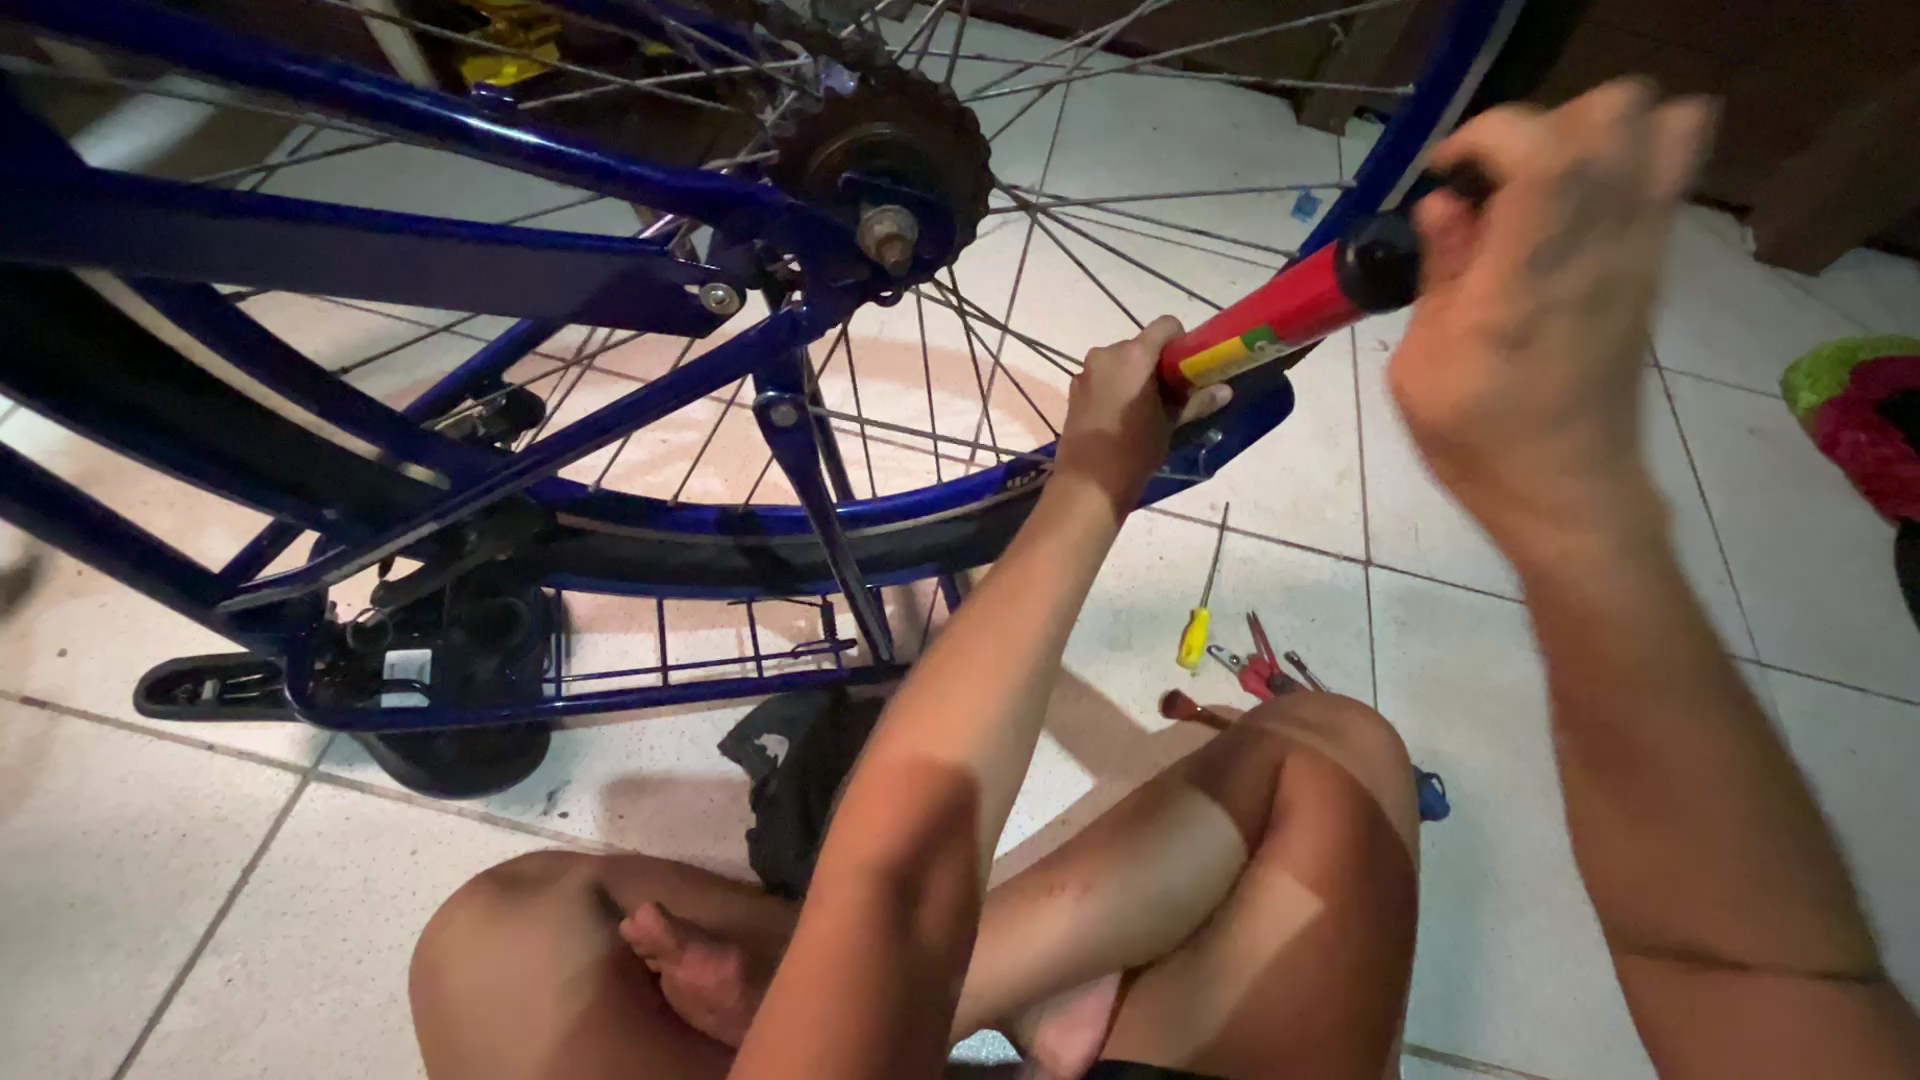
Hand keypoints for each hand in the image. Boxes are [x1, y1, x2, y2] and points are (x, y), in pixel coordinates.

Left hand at [1054, 315, 1231, 509]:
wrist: (1088, 482)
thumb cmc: (1135, 450)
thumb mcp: (1170, 424)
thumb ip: (1196, 401)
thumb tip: (1226, 390)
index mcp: (1134, 354)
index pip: (1165, 325)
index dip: (1179, 342)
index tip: (1185, 368)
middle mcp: (1106, 354)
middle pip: (1139, 345)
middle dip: (1154, 363)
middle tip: (1167, 393)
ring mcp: (1085, 372)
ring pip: (1118, 362)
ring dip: (1132, 376)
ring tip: (1141, 408)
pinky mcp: (1073, 391)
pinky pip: (1100, 379)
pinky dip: (1113, 387)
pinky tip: (1118, 416)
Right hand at [1390, 80, 1715, 555]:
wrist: (1565, 490)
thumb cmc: (1474, 439)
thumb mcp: (1419, 366)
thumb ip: (1437, 273)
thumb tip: (1442, 205)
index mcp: (1526, 278)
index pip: (1540, 148)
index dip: (1487, 134)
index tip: (1442, 173)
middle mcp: (1601, 248)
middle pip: (1617, 114)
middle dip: (1543, 124)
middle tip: (1490, 178)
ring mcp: (1641, 254)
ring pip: (1663, 129)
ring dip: (1590, 137)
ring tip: (1531, 189)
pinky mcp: (1654, 269)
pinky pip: (1664, 176)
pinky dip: (1616, 168)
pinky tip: (1557, 223)